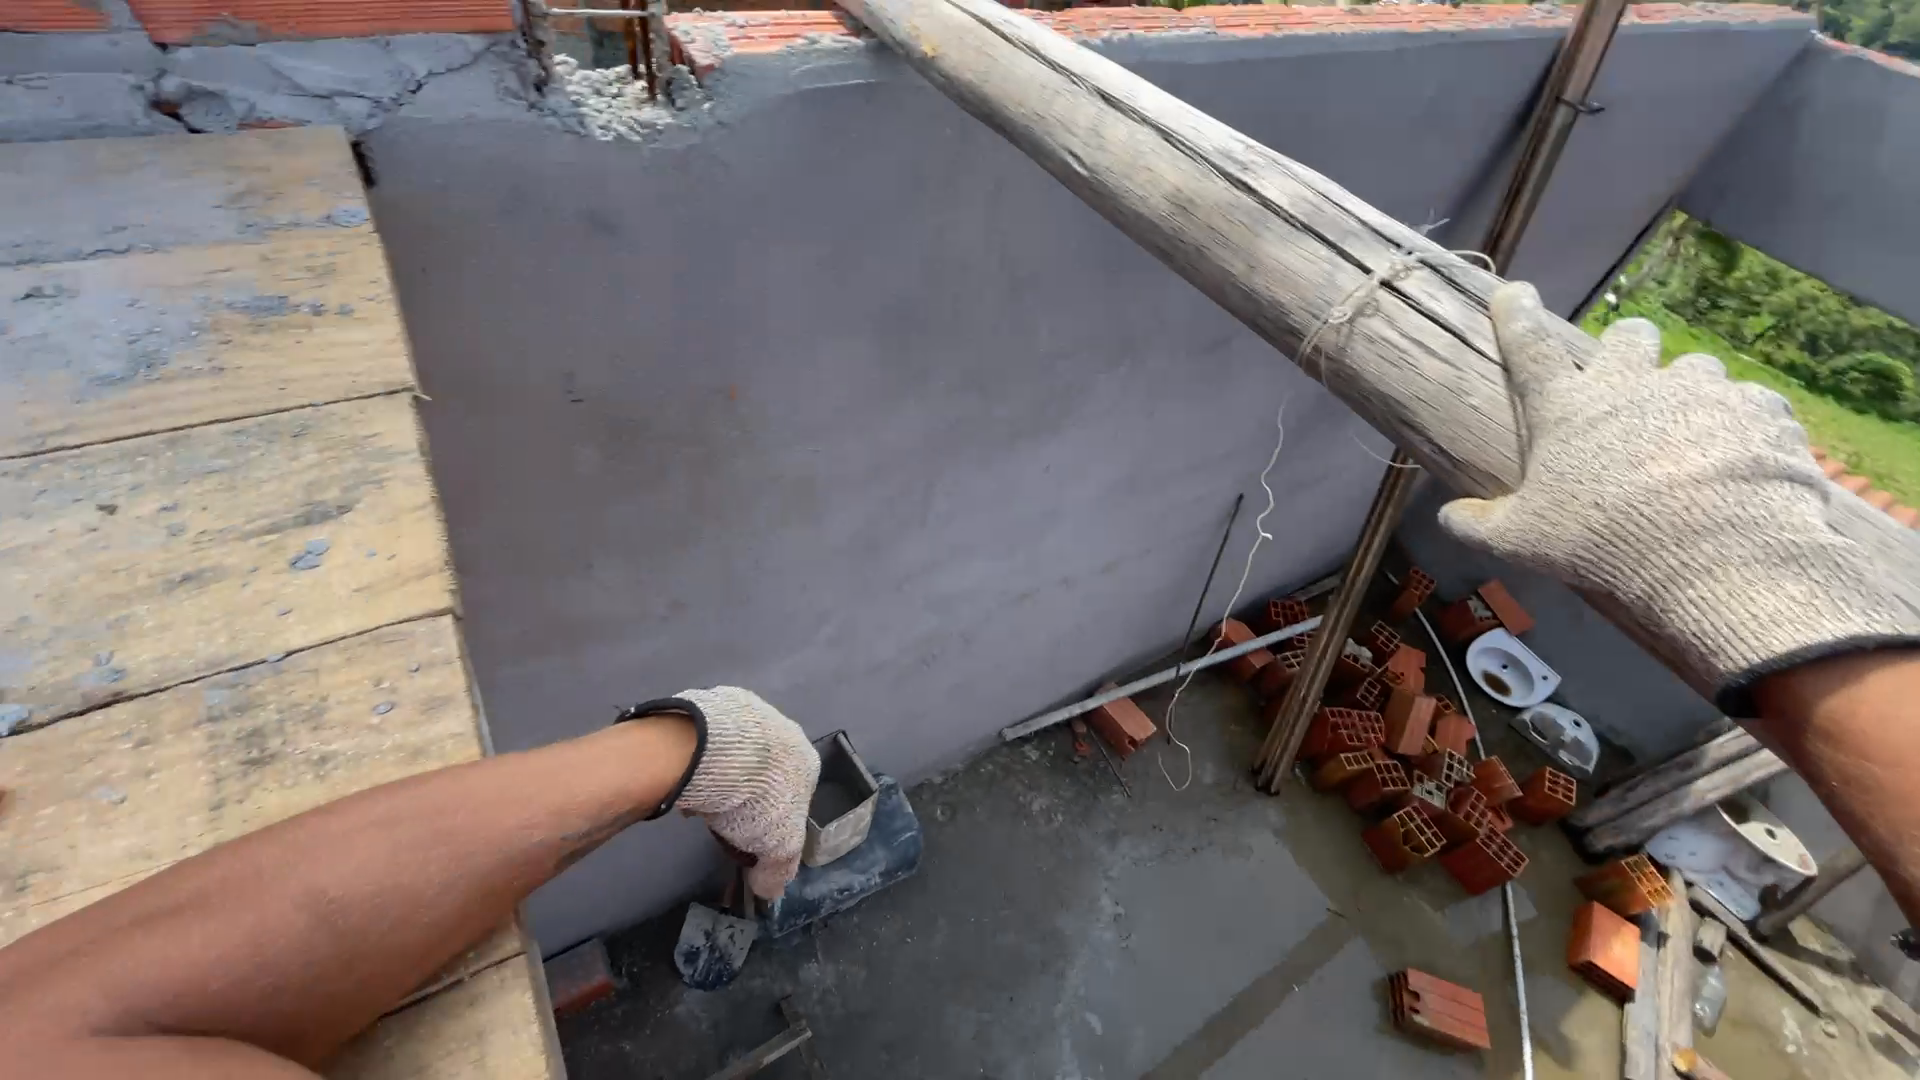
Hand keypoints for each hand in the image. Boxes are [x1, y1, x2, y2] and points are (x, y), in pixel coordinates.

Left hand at [667, 687, 819, 897]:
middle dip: (747, 797)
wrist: (716, 750)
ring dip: (724, 778)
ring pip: (741, 755)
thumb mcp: (777, 846)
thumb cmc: (756, 798)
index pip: (795, 797)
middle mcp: (788, 732)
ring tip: (699, 800)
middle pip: (767, 773)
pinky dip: (705, 757)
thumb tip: (771, 891)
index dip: (772, 821)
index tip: (748, 838)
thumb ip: (778, 870)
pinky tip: (688, 775)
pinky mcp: (723, 702)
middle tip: (721, 819)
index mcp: (807, 761)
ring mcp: (755, 713)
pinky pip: (717, 738)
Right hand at [1439, 282, 1919, 712]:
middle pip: (1629, 335)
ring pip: (1693, 367)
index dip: (1516, 316)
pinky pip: (1750, 404)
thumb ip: (1474, 524)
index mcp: (1566, 408)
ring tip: (1683, 432)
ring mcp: (1701, 392)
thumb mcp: (1517, 540)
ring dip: (1683, 391)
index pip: (1530, 347)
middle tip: (1623, 382)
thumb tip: (1447, 516)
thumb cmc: (1598, 538)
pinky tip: (1733, 458)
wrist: (1716, 555)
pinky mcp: (1761, 412)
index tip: (1512, 292)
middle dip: (1625, 347)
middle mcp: (1631, 386)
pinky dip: (1737, 425)